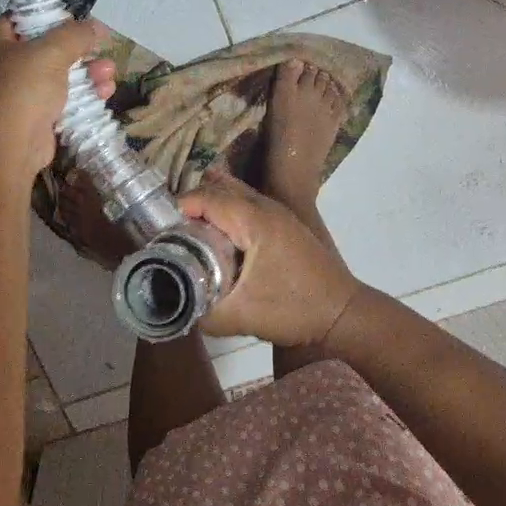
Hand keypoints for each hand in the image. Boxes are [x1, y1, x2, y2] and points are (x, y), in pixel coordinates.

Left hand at [0, 16, 114, 180]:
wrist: (13, 146)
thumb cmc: (25, 89)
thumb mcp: (52, 51)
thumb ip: (76, 34)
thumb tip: (95, 26)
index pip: (19, 20)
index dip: (44, 15)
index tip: (70, 18)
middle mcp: (7, 68)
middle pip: (46, 49)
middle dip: (77, 49)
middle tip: (98, 47)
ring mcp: (22, 95)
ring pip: (60, 76)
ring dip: (88, 72)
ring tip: (109, 71)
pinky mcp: (38, 117)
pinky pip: (64, 100)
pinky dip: (84, 94)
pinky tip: (105, 91)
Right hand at [181, 171, 363, 347]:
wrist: (344, 315)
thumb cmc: (295, 310)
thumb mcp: (243, 316)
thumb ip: (204, 312)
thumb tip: (177, 306)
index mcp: (254, 220)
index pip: (206, 197)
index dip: (179, 209)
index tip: (160, 232)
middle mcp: (266, 207)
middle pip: (218, 189)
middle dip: (191, 207)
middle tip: (172, 236)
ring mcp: (278, 213)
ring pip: (234, 195)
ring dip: (210, 209)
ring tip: (190, 238)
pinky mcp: (284, 225)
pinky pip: (247, 206)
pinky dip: (227, 214)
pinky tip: (219, 242)